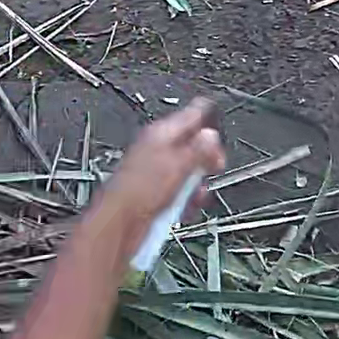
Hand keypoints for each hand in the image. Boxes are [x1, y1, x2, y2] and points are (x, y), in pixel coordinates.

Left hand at [94, 99, 225, 246]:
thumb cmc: (139, 189)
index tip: (219, 124)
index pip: (190, 115)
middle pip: (191, 145)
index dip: (207, 118)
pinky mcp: (155, 194)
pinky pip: (179, 190)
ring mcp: (156, 173)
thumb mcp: (179, 164)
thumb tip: (212, 135)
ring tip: (198, 192)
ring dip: (197, 182)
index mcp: (161, 133)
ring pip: (187, 171)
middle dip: (206, 156)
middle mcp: (157, 149)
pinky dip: (187, 197)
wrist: (119, 223)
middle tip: (216, 164)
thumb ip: (199, 148)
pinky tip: (187, 205)